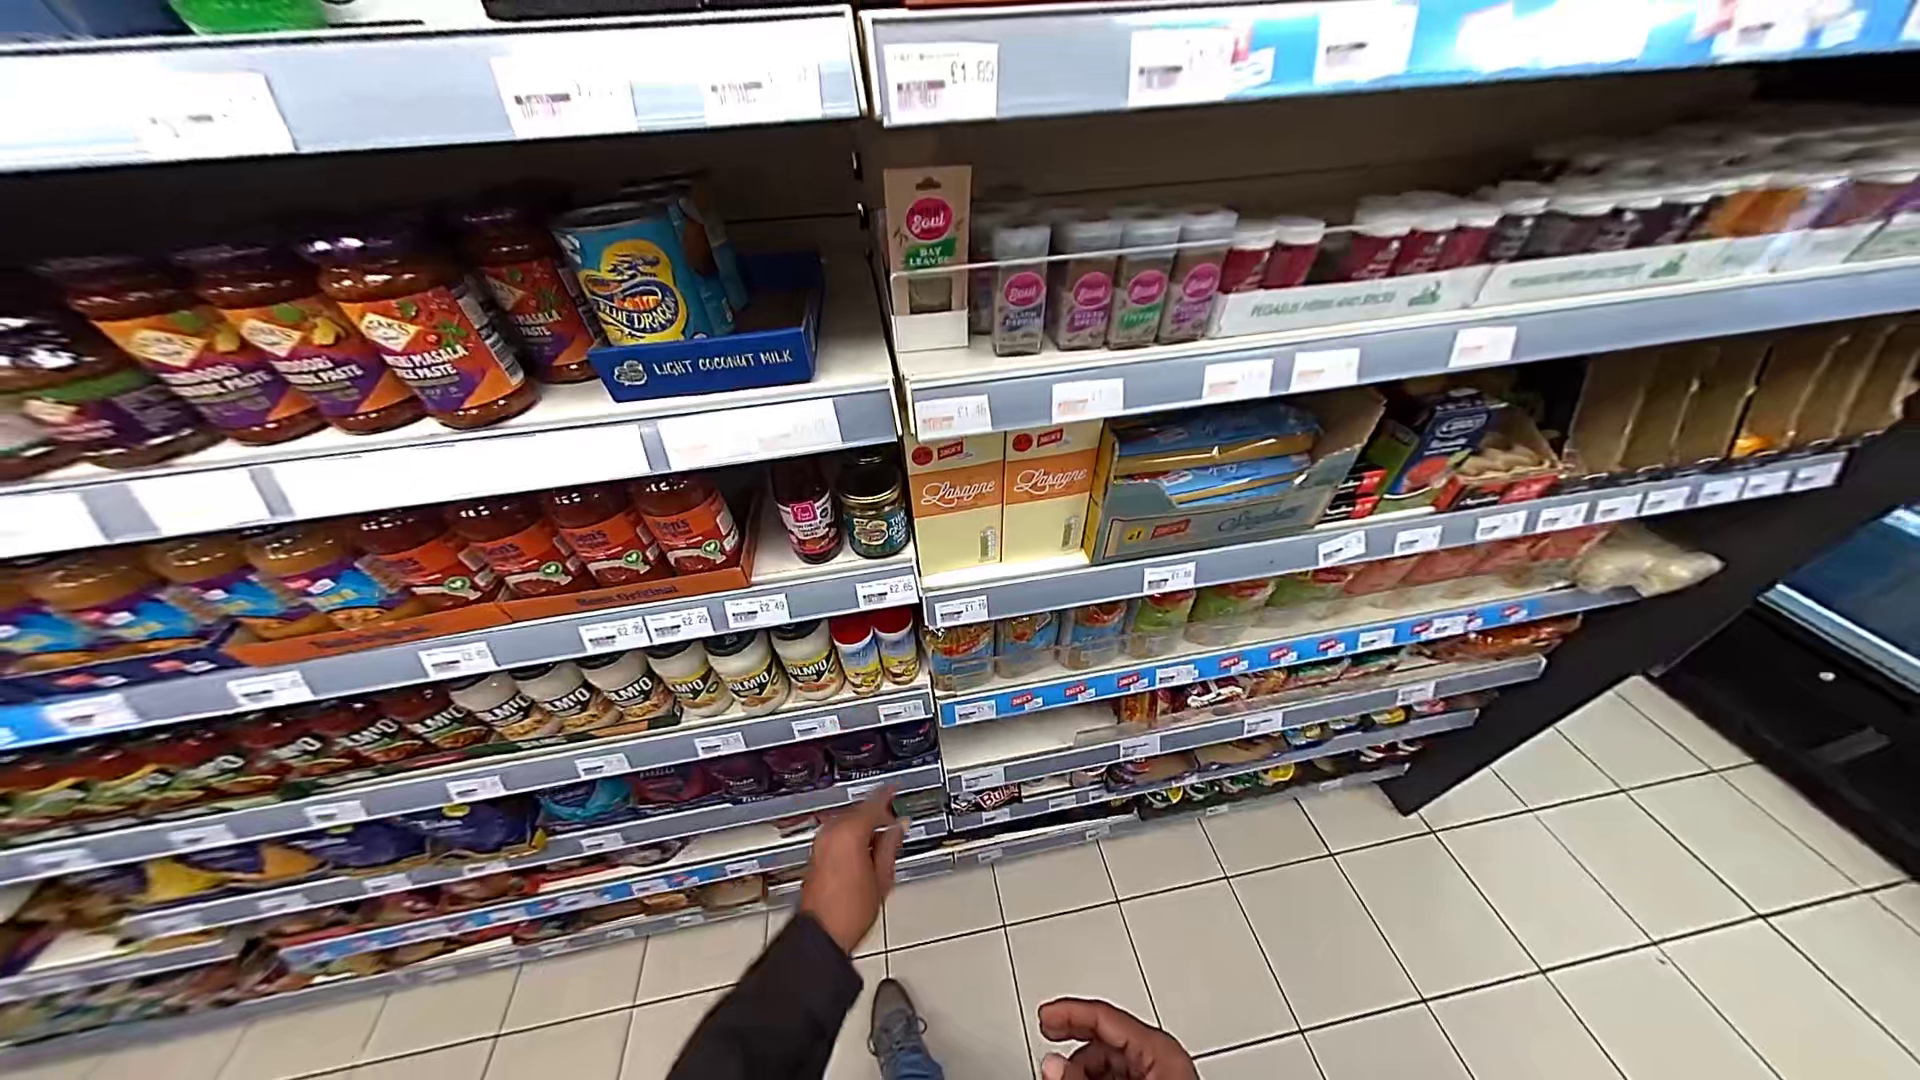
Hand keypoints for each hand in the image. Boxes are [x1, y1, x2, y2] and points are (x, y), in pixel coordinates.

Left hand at [798, 785, 903, 952]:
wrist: (821, 936)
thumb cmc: (848, 913)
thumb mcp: (882, 877)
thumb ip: (890, 845)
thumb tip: (898, 829)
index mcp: (849, 832)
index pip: (874, 803)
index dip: (888, 795)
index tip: (895, 790)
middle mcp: (831, 833)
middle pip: (859, 811)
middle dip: (877, 815)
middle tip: (894, 822)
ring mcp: (821, 843)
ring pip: (848, 822)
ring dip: (864, 826)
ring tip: (881, 841)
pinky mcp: (816, 854)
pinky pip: (838, 833)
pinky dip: (852, 836)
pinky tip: (864, 851)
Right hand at [1038, 998, 1198, 1079]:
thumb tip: (1054, 1064)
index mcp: (1161, 1051)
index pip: (1105, 1016)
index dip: (1069, 1013)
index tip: (1045, 1018)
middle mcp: (1166, 1060)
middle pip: (1108, 1040)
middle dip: (1075, 1048)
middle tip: (1049, 1049)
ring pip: (1114, 1064)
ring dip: (1086, 1072)